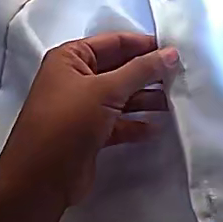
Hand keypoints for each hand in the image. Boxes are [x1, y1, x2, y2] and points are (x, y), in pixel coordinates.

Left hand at [0, 32, 178, 207]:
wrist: (41, 179)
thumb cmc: (68, 122)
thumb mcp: (106, 90)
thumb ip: (141, 70)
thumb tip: (171, 53)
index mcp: (70, 58)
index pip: (114, 42)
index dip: (144, 44)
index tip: (175, 50)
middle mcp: (75, 79)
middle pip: (120, 69)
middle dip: (148, 73)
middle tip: (181, 76)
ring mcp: (82, 107)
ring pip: (121, 96)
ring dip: (146, 99)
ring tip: (175, 101)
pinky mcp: (89, 133)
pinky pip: (118, 122)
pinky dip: (136, 124)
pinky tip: (156, 128)